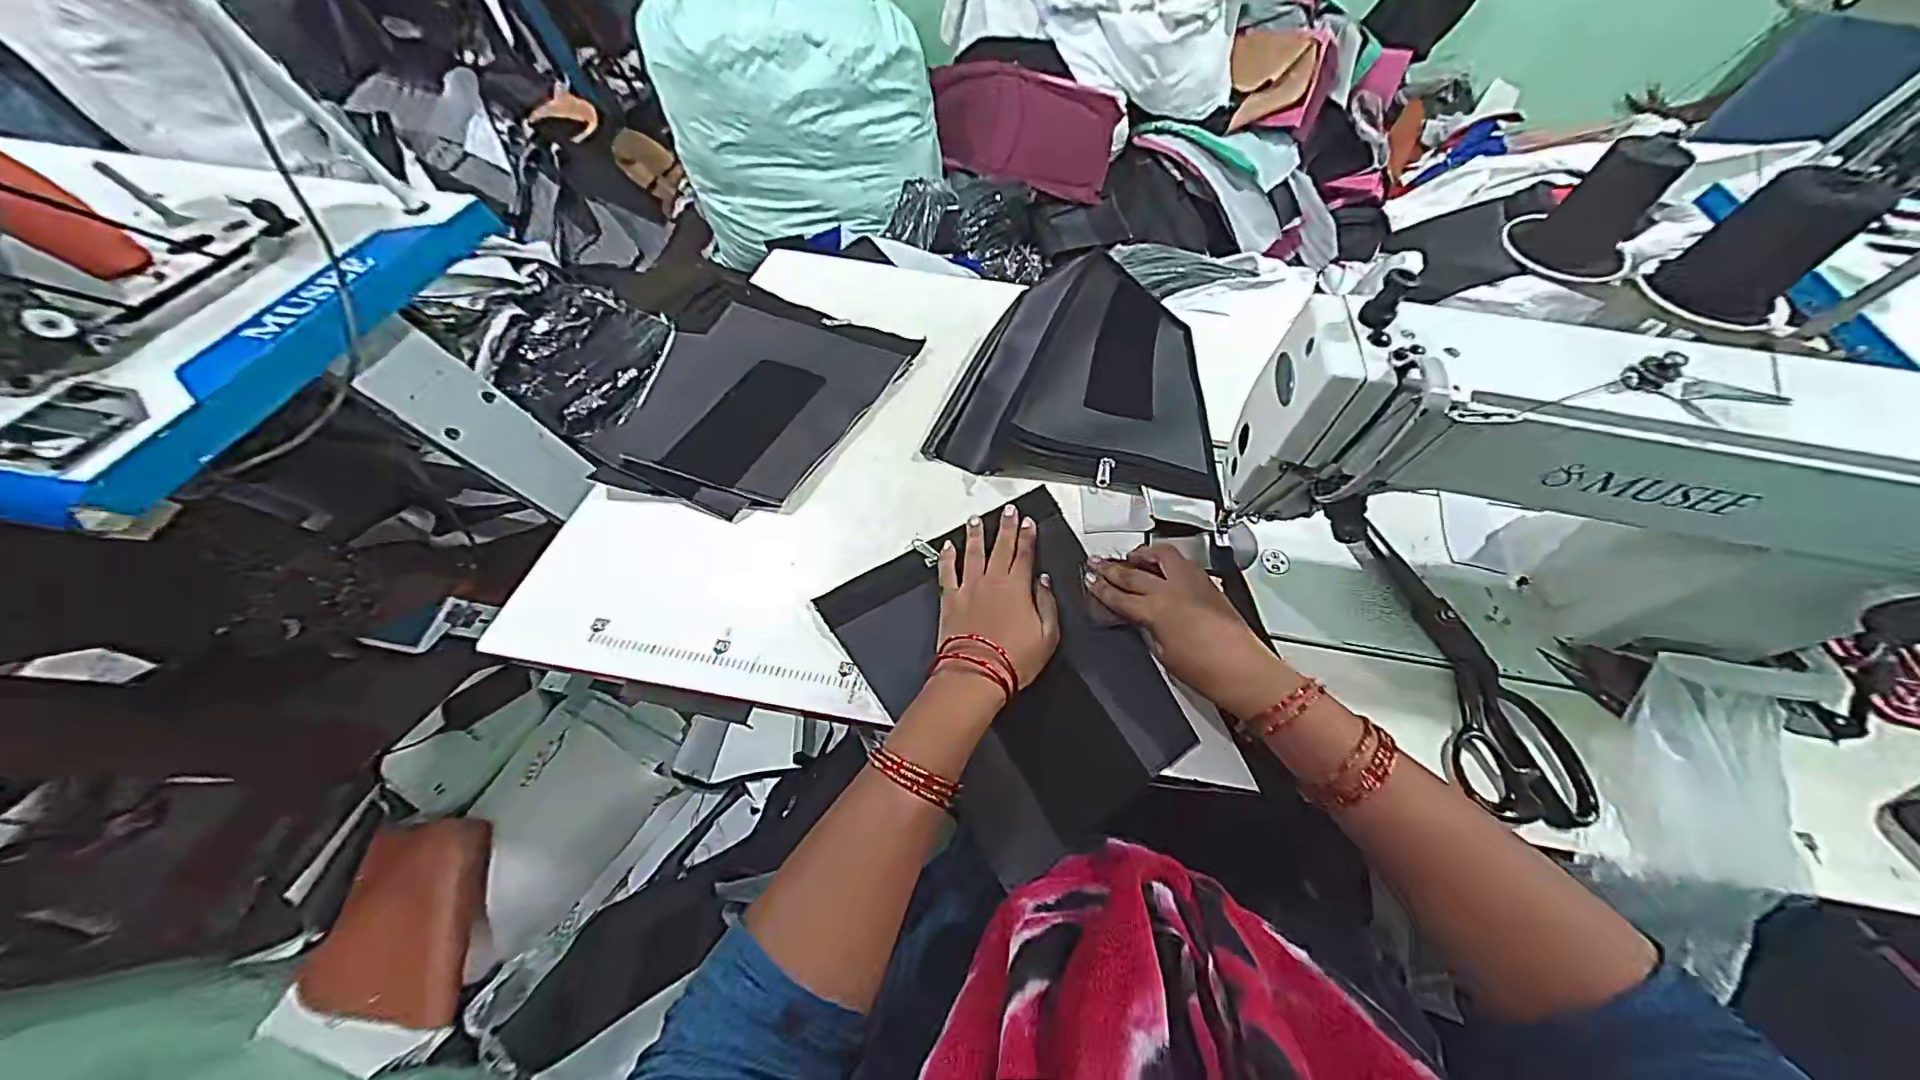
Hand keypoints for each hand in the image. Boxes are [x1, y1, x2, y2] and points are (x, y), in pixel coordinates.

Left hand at [937, 504, 1059, 692]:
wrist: (976, 672)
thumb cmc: (1012, 659)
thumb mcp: (1047, 635)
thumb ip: (1047, 604)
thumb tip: (1045, 584)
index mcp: (1017, 588)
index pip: (1024, 553)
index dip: (1028, 536)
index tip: (1029, 523)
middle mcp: (992, 582)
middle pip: (1000, 546)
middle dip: (1006, 526)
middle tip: (1009, 511)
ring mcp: (969, 588)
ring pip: (972, 552)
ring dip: (976, 534)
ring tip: (977, 520)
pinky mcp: (950, 600)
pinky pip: (947, 571)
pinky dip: (947, 557)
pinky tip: (948, 547)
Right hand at [1086, 543, 1290, 718]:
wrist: (1244, 672)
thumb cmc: (1209, 671)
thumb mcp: (1162, 654)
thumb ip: (1147, 630)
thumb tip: (1141, 620)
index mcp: (1155, 610)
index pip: (1119, 595)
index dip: (1101, 588)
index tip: (1091, 581)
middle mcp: (1173, 590)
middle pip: (1133, 572)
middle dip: (1111, 568)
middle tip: (1097, 563)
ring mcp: (1193, 583)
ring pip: (1162, 555)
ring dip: (1143, 554)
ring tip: (1133, 555)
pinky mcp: (1210, 584)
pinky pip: (1182, 563)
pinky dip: (1168, 561)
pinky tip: (1164, 566)